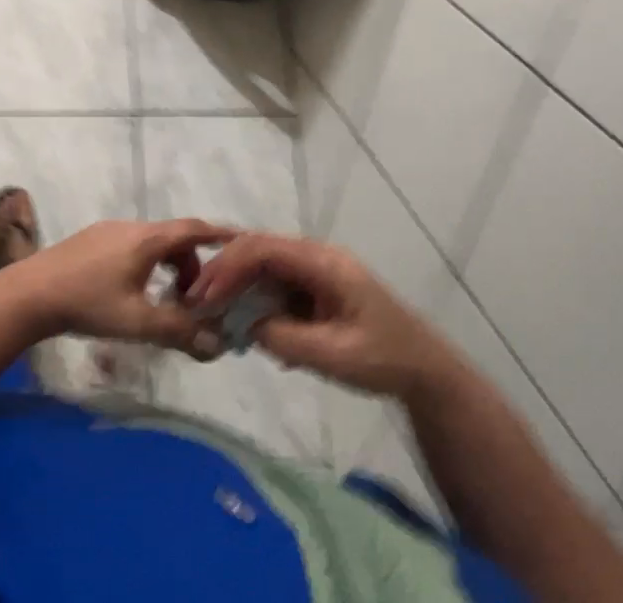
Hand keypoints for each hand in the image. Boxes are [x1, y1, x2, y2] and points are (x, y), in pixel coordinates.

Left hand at [0, 218, 232, 357]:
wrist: (28, 294)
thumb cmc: (87, 303)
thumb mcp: (138, 322)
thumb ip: (180, 331)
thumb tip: (217, 344)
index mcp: (146, 239)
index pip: (194, 229)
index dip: (220, 235)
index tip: (242, 242)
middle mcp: (128, 227)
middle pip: (173, 238)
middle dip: (191, 265)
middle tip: (196, 299)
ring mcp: (105, 232)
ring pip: (149, 243)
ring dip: (166, 266)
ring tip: (165, 299)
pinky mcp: (87, 242)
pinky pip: (129, 247)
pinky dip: (145, 265)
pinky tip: (133, 293)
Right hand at [189, 232, 460, 399]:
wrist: (425, 372)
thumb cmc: (384, 360)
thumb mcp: (331, 355)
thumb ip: (283, 337)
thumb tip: (241, 324)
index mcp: (324, 263)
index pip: (262, 249)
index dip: (227, 268)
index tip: (203, 297)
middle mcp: (316, 257)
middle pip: (256, 251)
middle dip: (223, 274)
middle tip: (196, 304)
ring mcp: (315, 271)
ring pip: (261, 267)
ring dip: (236, 288)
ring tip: (214, 316)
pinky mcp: (314, 288)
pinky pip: (273, 284)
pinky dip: (253, 301)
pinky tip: (244, 328)